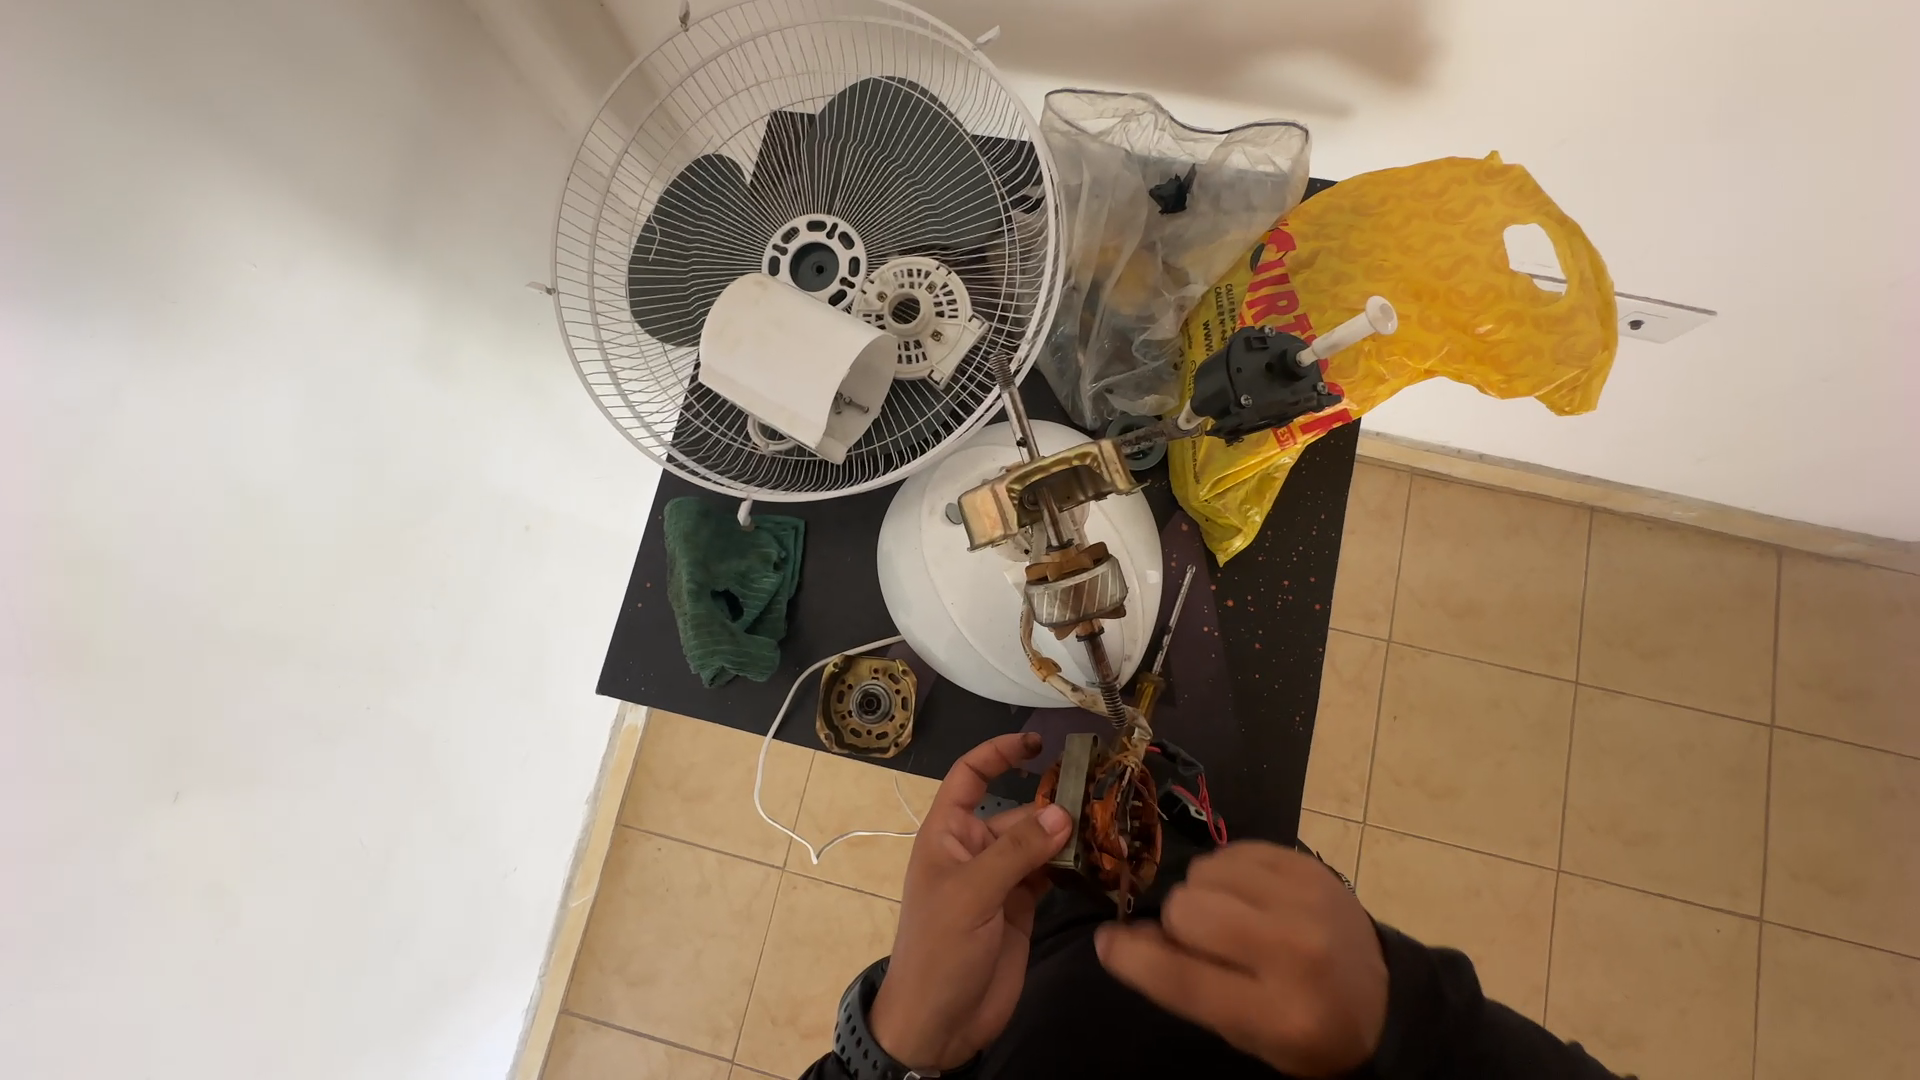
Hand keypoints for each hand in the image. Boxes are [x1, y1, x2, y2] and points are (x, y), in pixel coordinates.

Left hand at [868, 733, 1071, 1071]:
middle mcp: (975, 848)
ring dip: (1068, 835)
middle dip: (1052, 804)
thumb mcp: (972, 895)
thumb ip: (1016, 852)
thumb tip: (1062, 813)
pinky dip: (1072, 864)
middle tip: (1100, 800)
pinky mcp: (1022, 905)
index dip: (998, 753)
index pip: (970, 776)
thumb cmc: (939, 950)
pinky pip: (1050, 872)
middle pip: (1016, 811)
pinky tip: (1099, 859)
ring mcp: (1000, 878)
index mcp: (948, 833)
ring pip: (1038, 842)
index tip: (1036, 742)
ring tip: (1109, 827)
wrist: (939, 1024)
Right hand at [1095, 841, 1388, 1077]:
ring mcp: (1306, 900)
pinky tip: (1250, 894)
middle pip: (1187, 908)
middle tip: (1202, 939)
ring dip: (1204, 892)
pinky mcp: (1309, 865)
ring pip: (1204, 870)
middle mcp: (1293, 951)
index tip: (1107, 942)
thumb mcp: (1247, 1030)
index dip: (1132, 957)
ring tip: (1231, 914)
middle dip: (1181, 923)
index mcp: (1278, 1013)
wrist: (1386, 999)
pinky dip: (1228, 871)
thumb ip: (1185, 983)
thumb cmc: (1305, 1028)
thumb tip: (1124, 936)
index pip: (1181, 977)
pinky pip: (1232, 849)